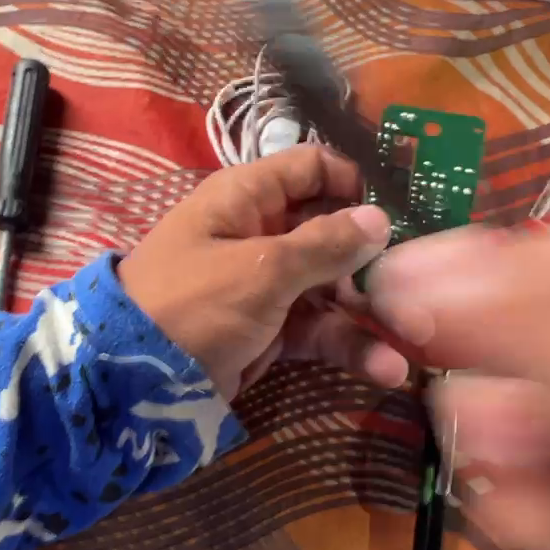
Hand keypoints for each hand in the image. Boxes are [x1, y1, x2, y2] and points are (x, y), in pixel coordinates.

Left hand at [120, 146, 409, 399]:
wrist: (131, 382)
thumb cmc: (192, 304)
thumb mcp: (260, 269)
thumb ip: (323, 244)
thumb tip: (379, 218)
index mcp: (247, 198)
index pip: (311, 168)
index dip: (355, 182)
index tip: (401, 210)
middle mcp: (260, 233)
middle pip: (331, 232)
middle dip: (375, 260)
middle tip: (418, 289)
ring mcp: (266, 284)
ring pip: (331, 286)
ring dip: (371, 311)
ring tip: (413, 337)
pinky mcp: (269, 330)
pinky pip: (318, 328)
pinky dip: (348, 345)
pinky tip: (385, 368)